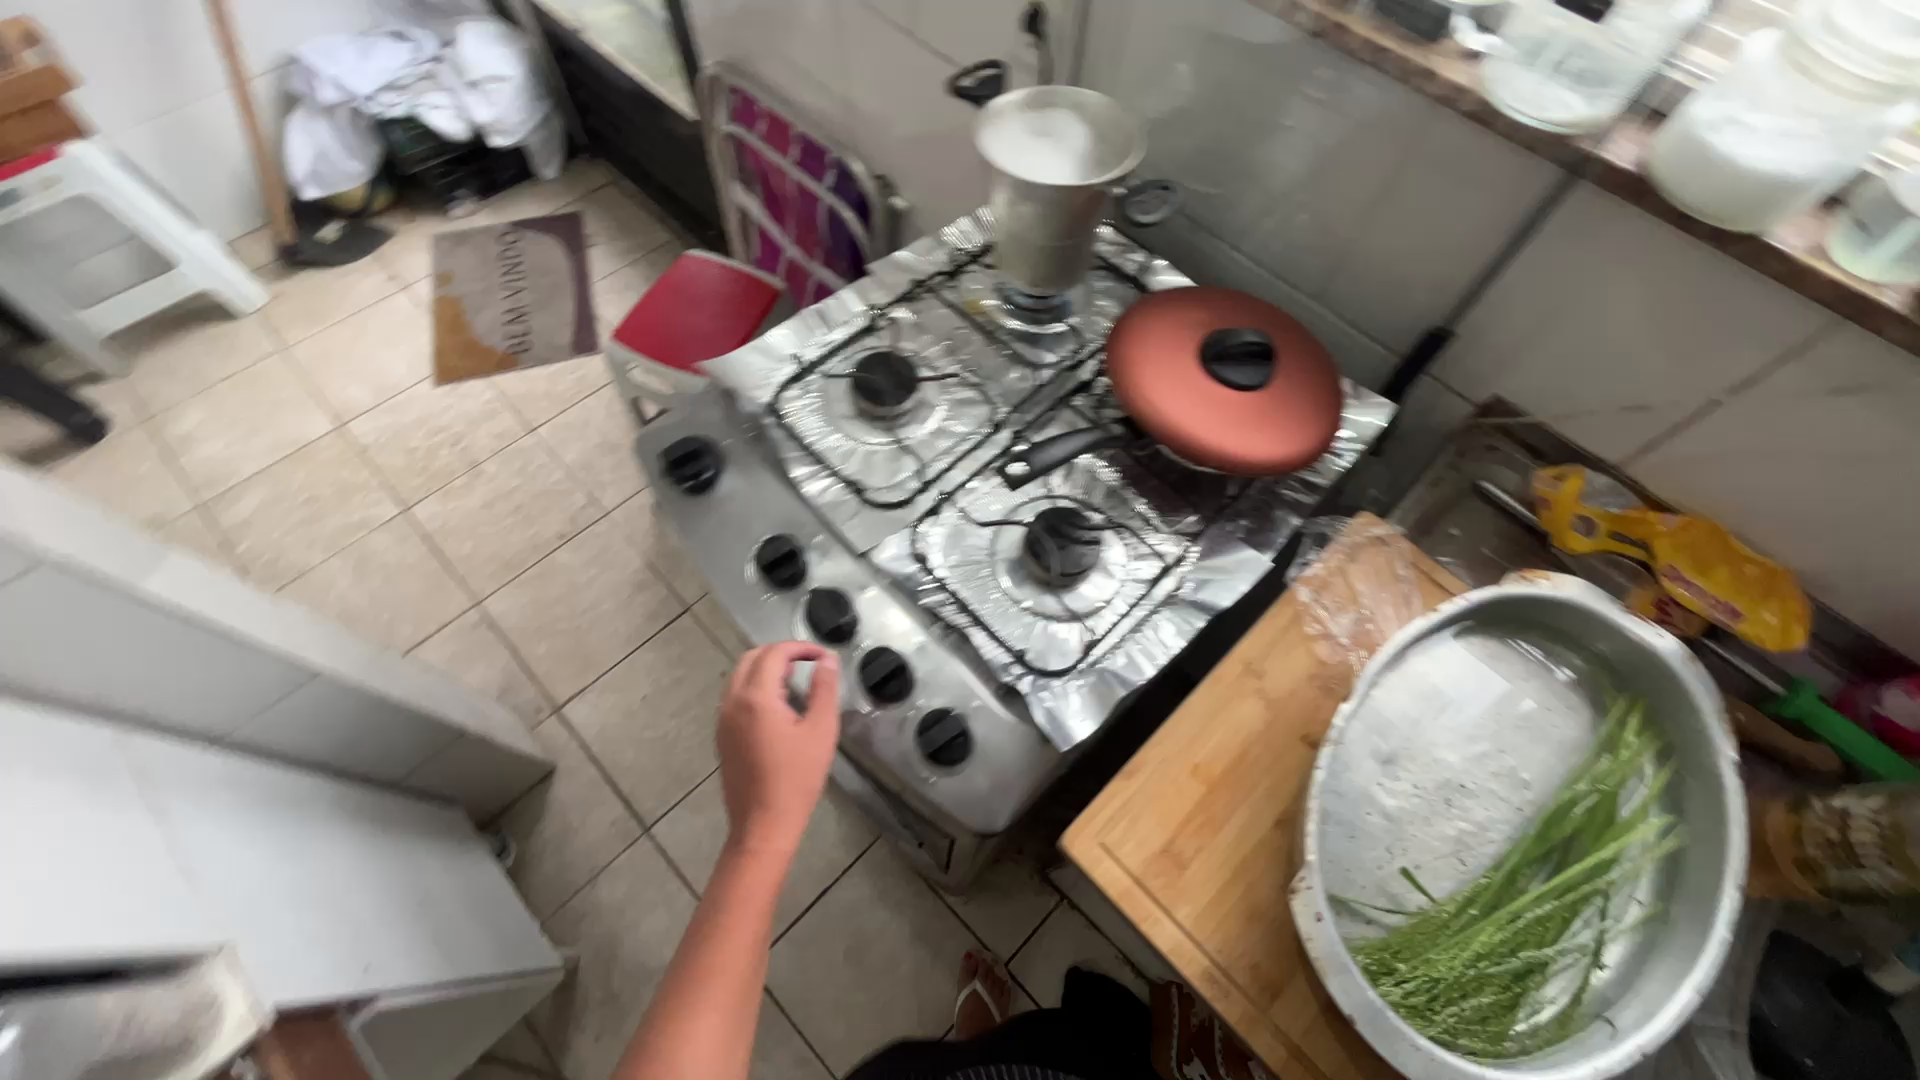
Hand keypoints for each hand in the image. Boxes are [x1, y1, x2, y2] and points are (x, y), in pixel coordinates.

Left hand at [716, 642, 841, 860]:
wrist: (763, 824)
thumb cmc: (797, 778)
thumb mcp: (821, 730)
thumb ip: (824, 689)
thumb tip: (827, 660)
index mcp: (756, 698)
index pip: (775, 654)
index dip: (801, 648)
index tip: (823, 656)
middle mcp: (732, 702)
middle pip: (751, 658)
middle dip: (780, 653)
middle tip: (809, 663)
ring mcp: (723, 720)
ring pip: (739, 676)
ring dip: (766, 669)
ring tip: (796, 682)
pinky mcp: (722, 735)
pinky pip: (735, 696)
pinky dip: (755, 687)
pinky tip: (779, 706)